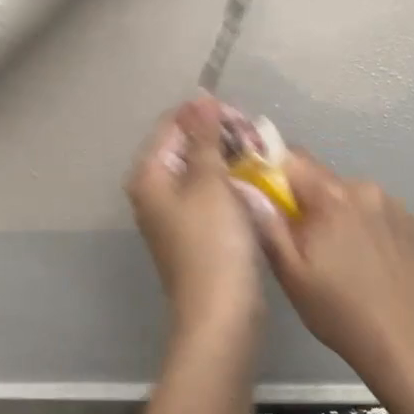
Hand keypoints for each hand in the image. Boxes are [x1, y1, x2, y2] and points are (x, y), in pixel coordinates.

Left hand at [124, 96, 268, 332]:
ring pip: (202, 170)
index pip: (174, 123)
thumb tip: (198, 99)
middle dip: (222, 137)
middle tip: (258, 143)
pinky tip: (257, 186)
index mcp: (150, 174)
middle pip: (186, 145)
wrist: (221, 314)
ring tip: (263, 161)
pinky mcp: (196, 232)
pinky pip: (211, 194)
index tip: (245, 122)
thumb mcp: (210, 182)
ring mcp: (175, 213)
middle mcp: (155, 191)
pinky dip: (231, 185)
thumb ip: (204, 138)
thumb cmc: (214, 242)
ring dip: (231, 160)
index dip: (208, 115)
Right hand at [258, 151, 413, 371]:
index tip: (267, 199)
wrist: (407, 341)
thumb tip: (244, 186)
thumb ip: (267, 224)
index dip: (273, 173)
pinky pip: (375, 212)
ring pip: (350, 197)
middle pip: (322, 179)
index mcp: (331, 197)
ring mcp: (392, 205)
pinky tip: (367, 263)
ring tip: (339, 258)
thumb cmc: (339, 311)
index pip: (292, 159)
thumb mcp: (291, 273)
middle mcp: (364, 189)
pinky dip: (364, 227)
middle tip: (303, 243)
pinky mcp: (411, 223)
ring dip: (338, 214)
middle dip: (307, 202)